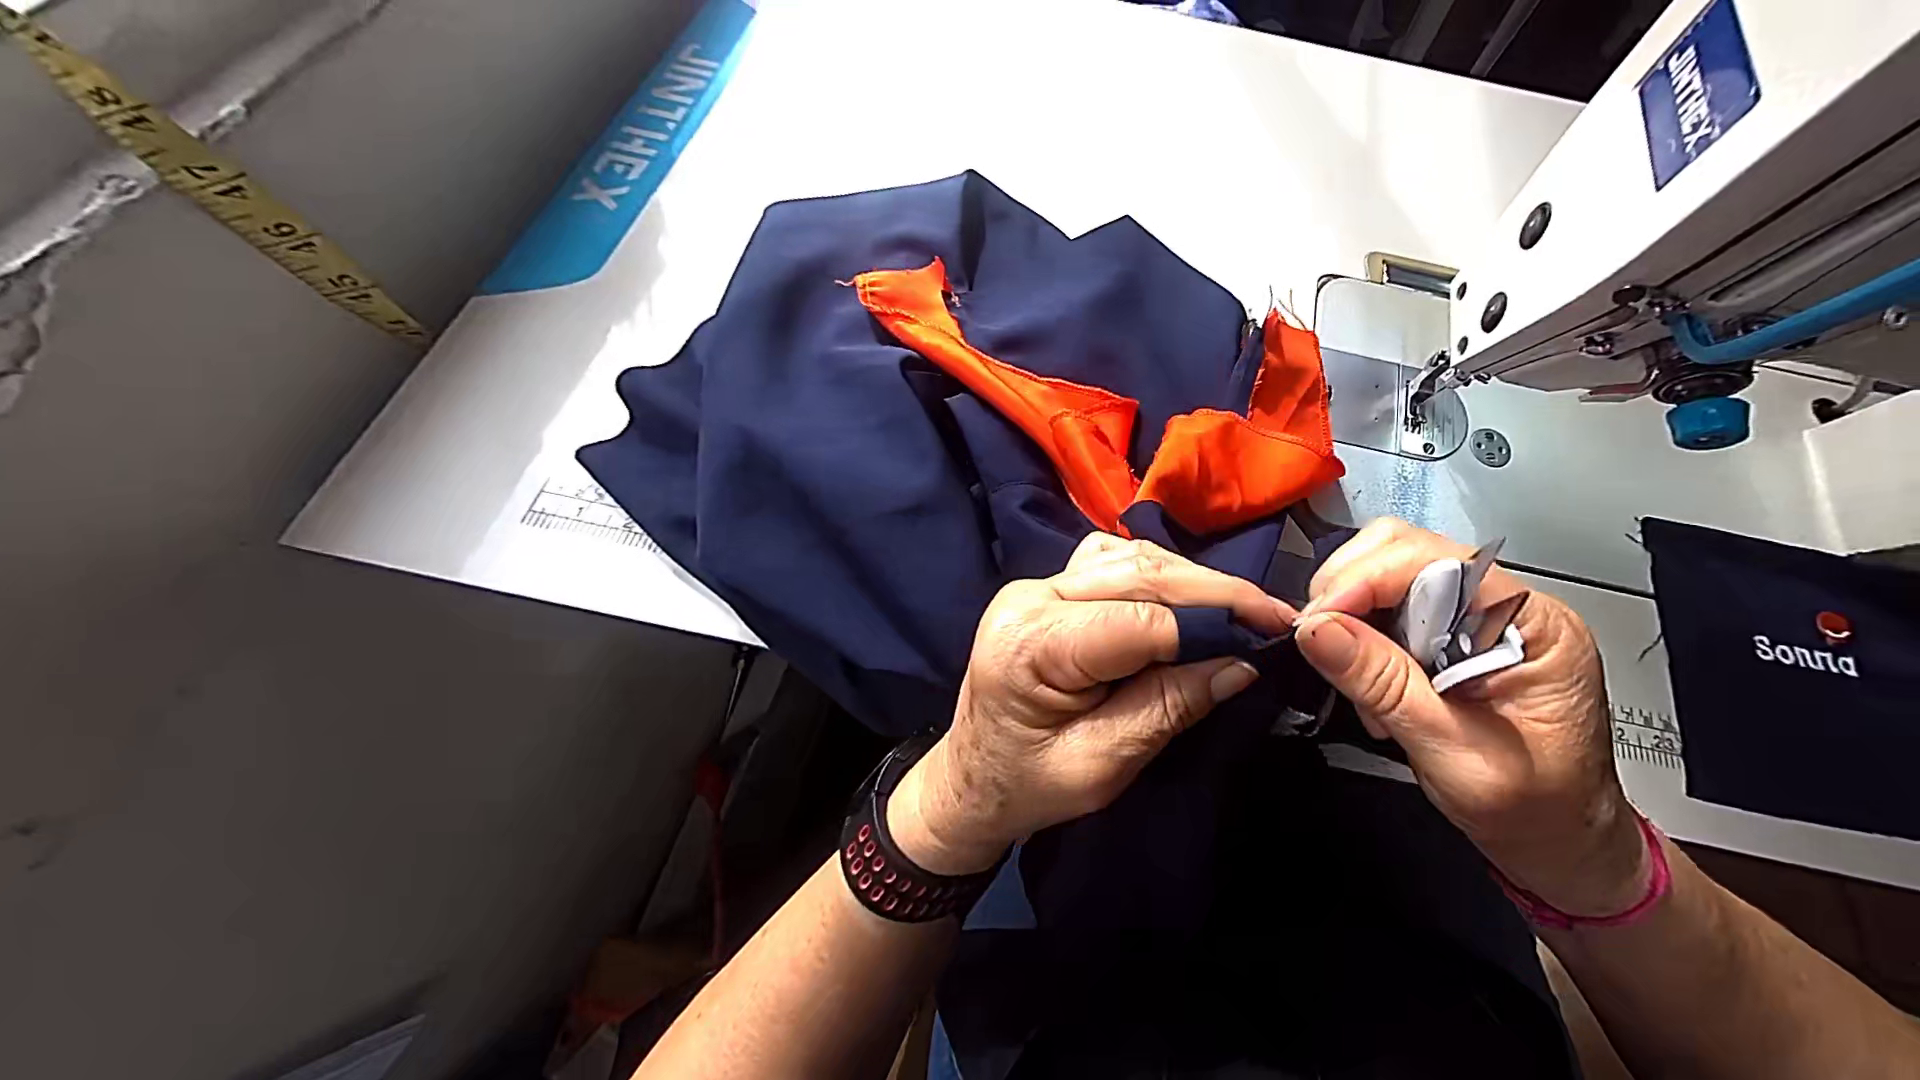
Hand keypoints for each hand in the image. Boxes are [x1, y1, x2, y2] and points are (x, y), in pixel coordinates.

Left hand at [888, 533, 1293, 873]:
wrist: (970, 779)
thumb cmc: (1025, 786)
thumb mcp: (1100, 766)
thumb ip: (1167, 707)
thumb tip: (1240, 662)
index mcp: (1031, 643)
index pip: (1139, 618)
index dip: (1214, 620)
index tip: (1276, 629)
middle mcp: (1029, 597)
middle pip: (1136, 574)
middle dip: (1212, 591)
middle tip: (1273, 614)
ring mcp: (1035, 587)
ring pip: (1127, 559)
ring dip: (1188, 580)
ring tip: (1237, 611)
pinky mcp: (1046, 591)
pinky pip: (1111, 564)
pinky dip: (1157, 577)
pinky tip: (1184, 600)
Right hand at [1294, 518, 1649, 916]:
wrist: (1556, 838)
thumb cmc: (1529, 807)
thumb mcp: (1452, 752)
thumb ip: (1383, 685)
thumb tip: (1314, 630)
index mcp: (1533, 625)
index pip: (1437, 563)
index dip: (1366, 581)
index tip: (1316, 623)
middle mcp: (1503, 604)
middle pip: (1404, 549)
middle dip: (1347, 585)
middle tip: (1319, 637)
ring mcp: (1471, 613)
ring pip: (1383, 568)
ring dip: (1346, 609)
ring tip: (1347, 667)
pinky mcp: (1442, 628)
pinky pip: (1379, 602)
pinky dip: (1352, 628)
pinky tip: (1360, 674)